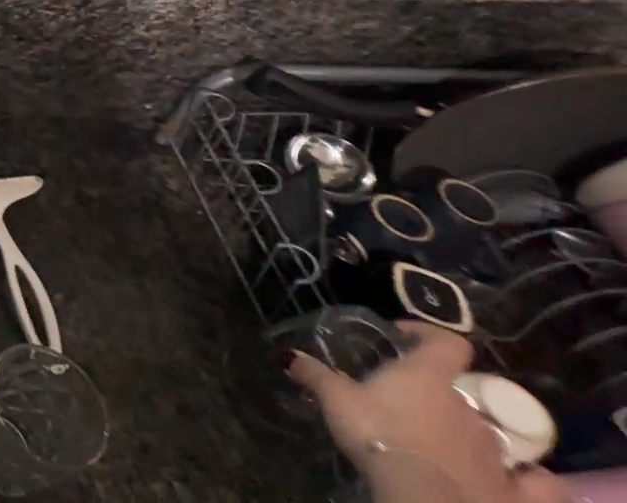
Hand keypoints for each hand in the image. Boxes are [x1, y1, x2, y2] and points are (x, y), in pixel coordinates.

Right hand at [288, 320, 565, 502]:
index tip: (403, 336)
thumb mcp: (336, 399)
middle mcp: (466, 407)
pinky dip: (526, 477)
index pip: (447, 342)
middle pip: (456, 391)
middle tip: (401, 403)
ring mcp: (494, 448)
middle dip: (434, 394)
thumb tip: (290, 356)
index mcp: (427, 378)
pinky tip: (516, 478)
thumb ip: (316, 375)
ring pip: (481, 431)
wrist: (425, 494)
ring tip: (432, 443)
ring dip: (462, 432)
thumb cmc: (379, 433)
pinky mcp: (514, 488)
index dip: (428, 334)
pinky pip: (530, 480)